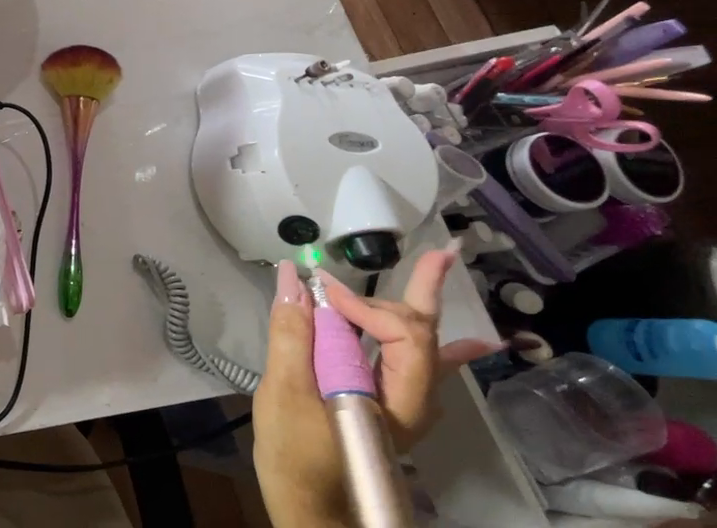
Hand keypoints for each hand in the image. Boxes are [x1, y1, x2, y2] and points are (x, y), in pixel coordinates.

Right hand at [253, 250, 500, 527]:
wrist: (309, 509)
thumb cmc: (298, 454)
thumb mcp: (286, 392)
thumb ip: (293, 334)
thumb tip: (291, 278)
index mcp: (396, 400)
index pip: (400, 337)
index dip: (365, 306)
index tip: (318, 288)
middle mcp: (412, 400)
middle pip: (420, 336)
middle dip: (411, 295)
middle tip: (435, 254)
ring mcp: (403, 404)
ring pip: (420, 346)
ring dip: (422, 307)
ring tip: (443, 268)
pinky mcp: (387, 406)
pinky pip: (416, 367)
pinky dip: (434, 346)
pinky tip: (471, 343)